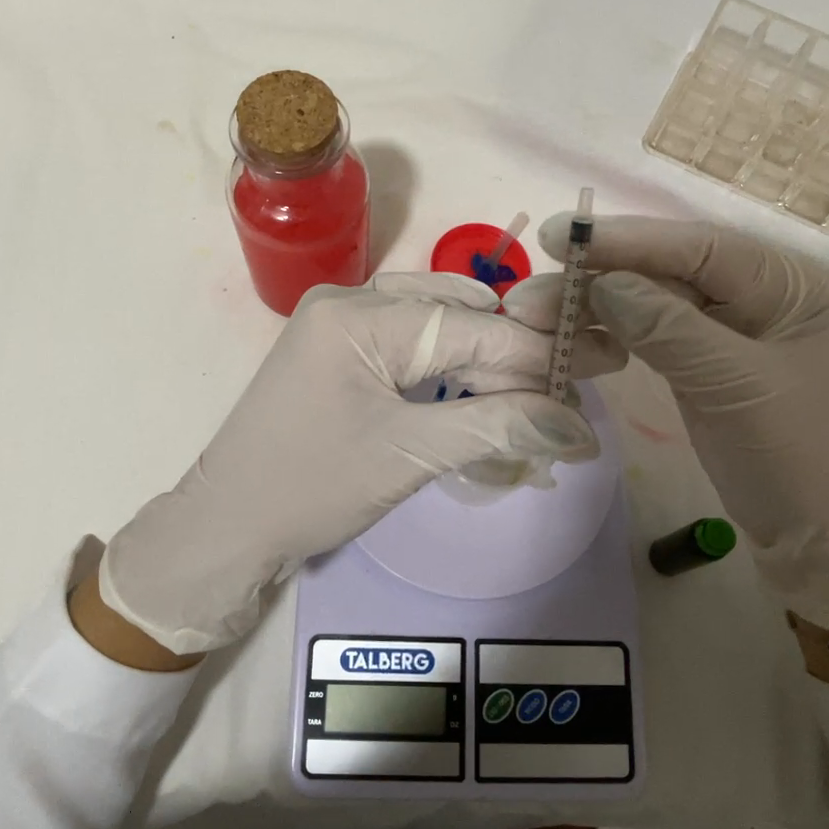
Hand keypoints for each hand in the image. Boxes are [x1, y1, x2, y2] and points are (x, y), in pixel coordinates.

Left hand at [101, 273, 597, 653]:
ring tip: (542, 393)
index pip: (473, 325)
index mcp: (358, 315)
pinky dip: (452, 370)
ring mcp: (340, 324)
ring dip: (489, 361)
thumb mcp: (408, 457)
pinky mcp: (340, 352)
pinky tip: (487, 393)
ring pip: (438, 326)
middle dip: (518, 354)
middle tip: (579, 383)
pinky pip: (411, 344)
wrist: (225, 528)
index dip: (540, 353)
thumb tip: (579, 427)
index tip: (603, 365)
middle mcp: (349, 301)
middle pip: (458, 316)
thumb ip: (496, 428)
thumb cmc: (310, 490)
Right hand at [505, 215, 828, 635]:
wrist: (826, 540)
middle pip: (667, 272)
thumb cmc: (799, 457)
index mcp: (785, 285)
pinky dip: (612, 336)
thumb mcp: (736, 387)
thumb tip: (604, 283)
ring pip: (651, 303)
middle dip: (600, 276)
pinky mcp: (702, 365)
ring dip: (595, 307)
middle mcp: (756, 297)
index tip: (563, 238)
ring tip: (536, 315)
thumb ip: (670, 329)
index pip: (697, 247)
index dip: (628, 240)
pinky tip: (573, 337)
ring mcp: (726, 333)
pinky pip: (651, 336)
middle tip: (533, 289)